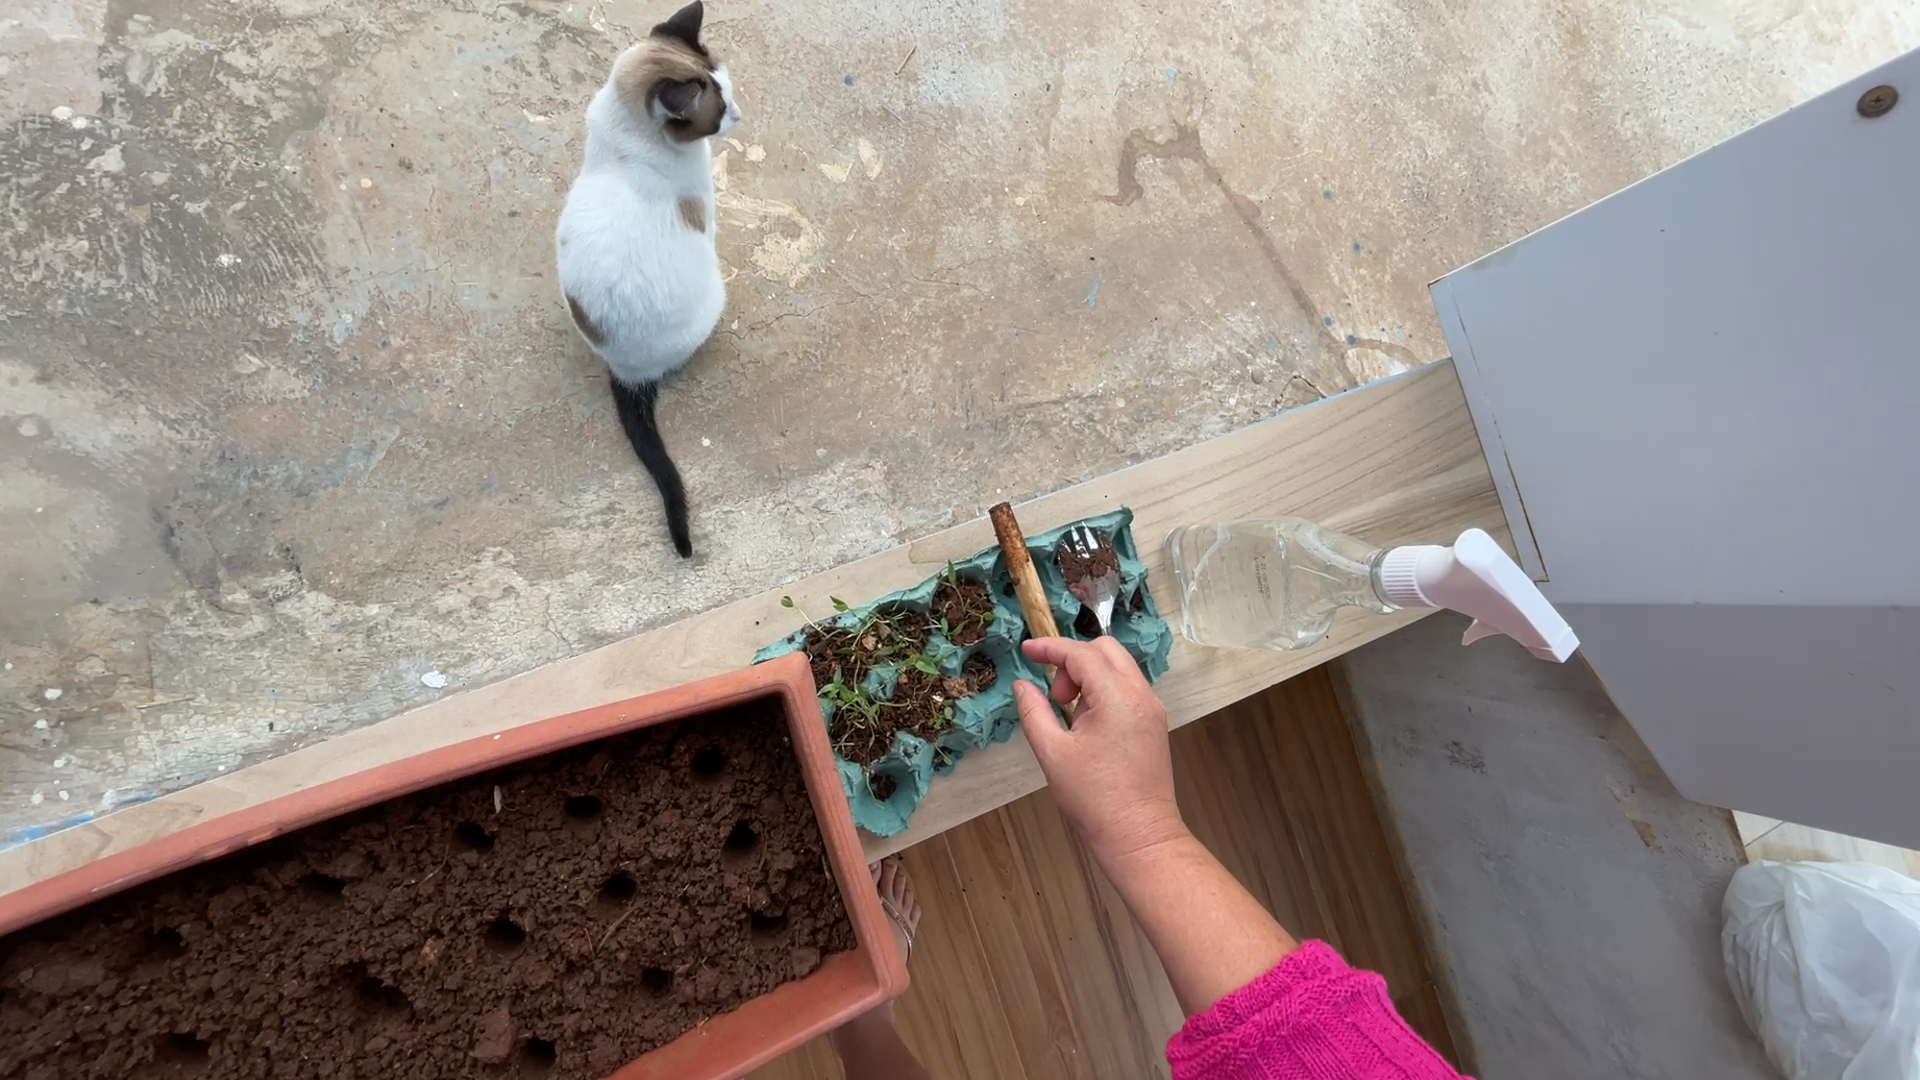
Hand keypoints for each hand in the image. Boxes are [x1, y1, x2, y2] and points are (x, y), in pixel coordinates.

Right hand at [1014, 637, 1188, 866]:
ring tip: (1070, 714)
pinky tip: (1088, 722)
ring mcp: (1152, 708)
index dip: (1050, 648)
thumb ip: (1034, 712)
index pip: (1081, 654)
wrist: (1139, 837)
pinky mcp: (1154, 722)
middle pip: (1105, 650)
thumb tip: (1022, 686)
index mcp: (1117, 698)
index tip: (1026, 650)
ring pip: (1118, 666)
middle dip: (1072, 661)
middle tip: (1055, 697)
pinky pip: (1127, 687)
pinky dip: (1103, 689)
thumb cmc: (1094, 799)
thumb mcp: (1052, 754)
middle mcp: (1141, 695)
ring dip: (1088, 675)